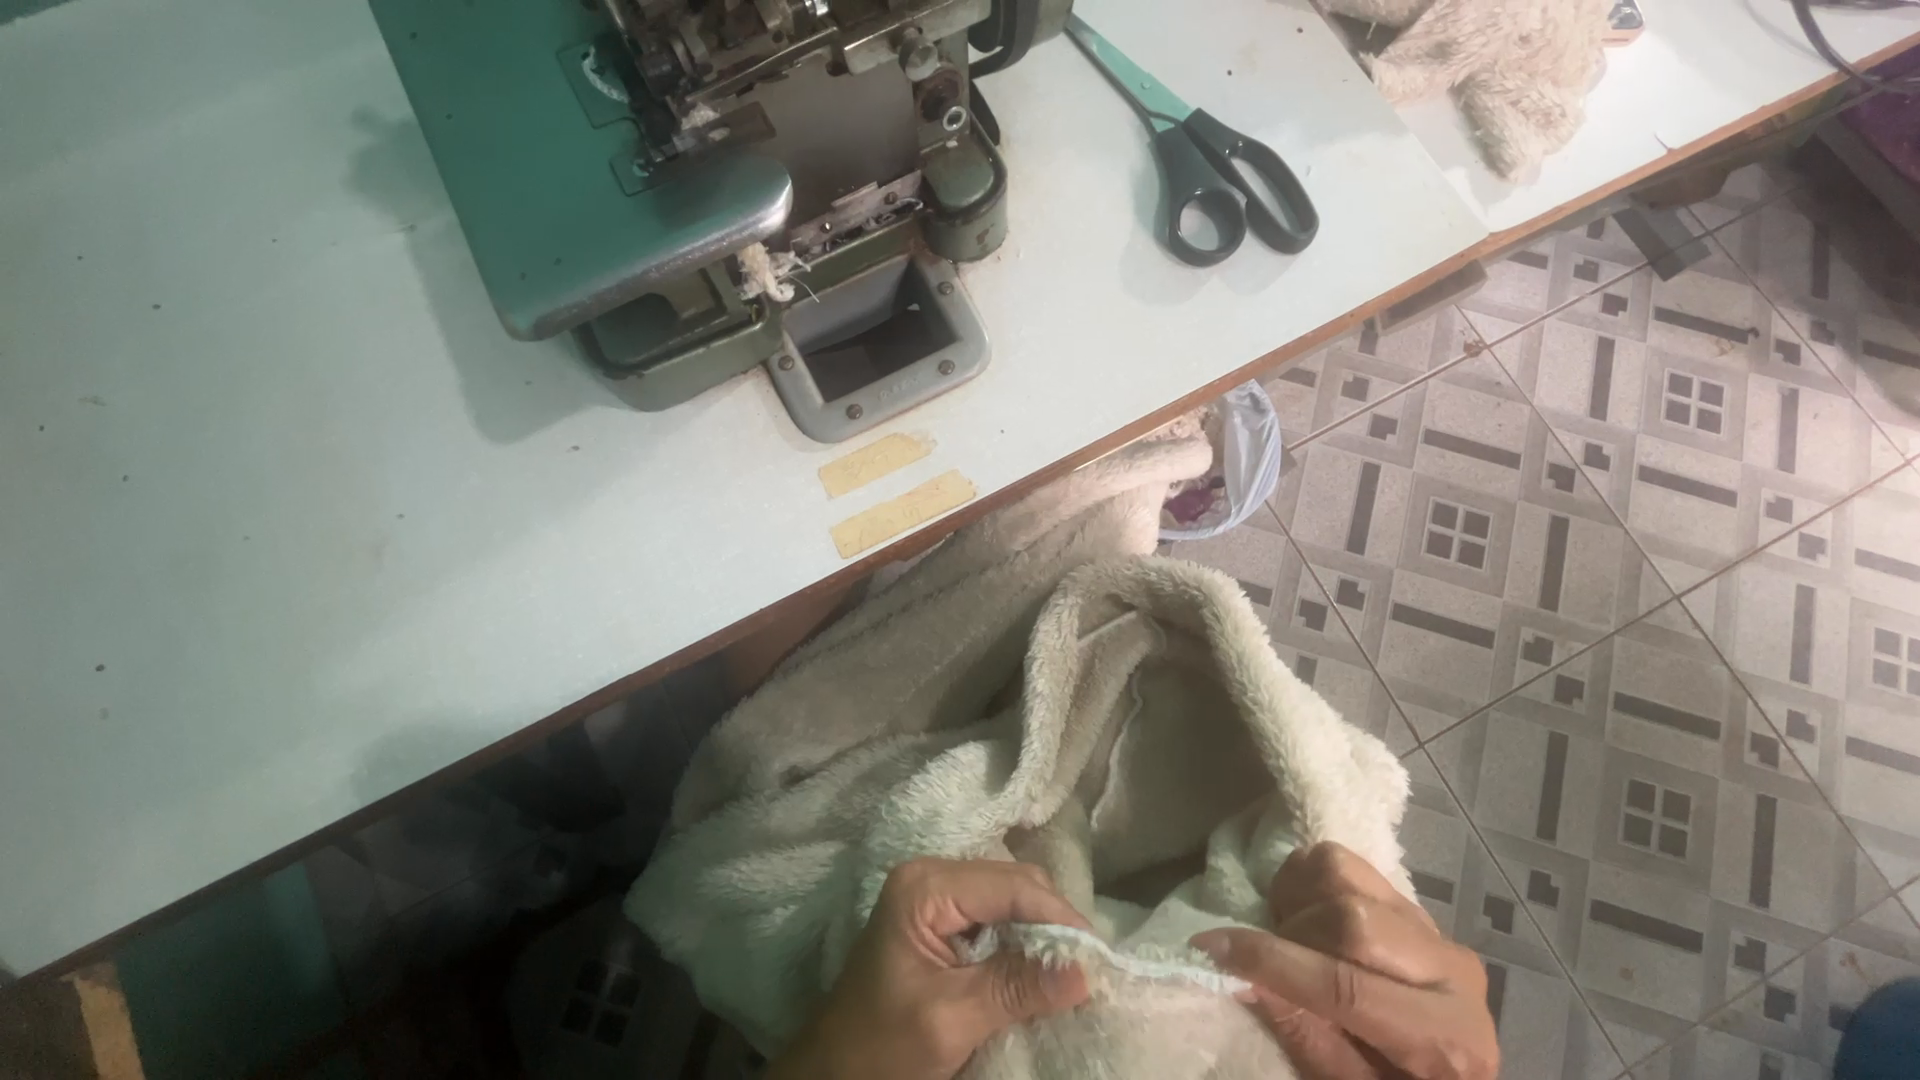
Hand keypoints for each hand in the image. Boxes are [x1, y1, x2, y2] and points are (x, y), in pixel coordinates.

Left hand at [769, 858, 1091, 1079]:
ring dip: (1043, 932)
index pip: (1011, 886)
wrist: (833, 1070)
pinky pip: (998, 915)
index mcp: (925, 886)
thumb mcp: (949, 1020)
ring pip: (1012, 896)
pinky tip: (1040, 968)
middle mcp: (932, 875)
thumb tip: (1085, 971)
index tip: (1098, 961)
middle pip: (1015, 883)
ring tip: (1070, 971)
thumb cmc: (880, 1047)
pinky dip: (1024, 939)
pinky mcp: (943, 917)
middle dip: (1054, 923)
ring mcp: (936, 894)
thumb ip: (1014, 988)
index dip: (1059, 918)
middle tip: (1087, 970)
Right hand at [1191, 843, 1497, 1079]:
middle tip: (1267, 958)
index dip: (1271, 963)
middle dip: (1289, 932)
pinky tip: (1308, 918)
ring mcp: (1431, 928)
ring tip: (1291, 935)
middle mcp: (1450, 972)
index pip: (1346, 986)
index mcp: (1444, 1039)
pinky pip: (1343, 862)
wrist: (1443, 1076)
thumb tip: (1239, 973)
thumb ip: (1299, 1032)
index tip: (1209, 947)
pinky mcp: (1409, 904)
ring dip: (1296, 899)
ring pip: (1341, 872)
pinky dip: (1306, 880)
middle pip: (1349, 917)